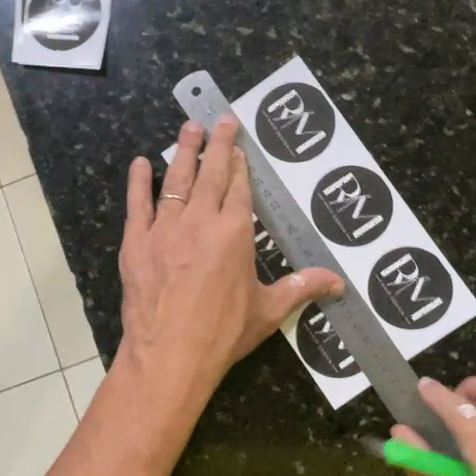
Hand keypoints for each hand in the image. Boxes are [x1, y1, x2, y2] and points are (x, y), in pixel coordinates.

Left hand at [116, 117, 343, 395]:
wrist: (169, 356)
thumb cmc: (222, 332)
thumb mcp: (268, 311)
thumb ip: (302, 288)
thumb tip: (339, 283)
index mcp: (234, 232)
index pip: (239, 188)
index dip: (239, 164)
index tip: (238, 145)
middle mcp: (200, 221)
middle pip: (210, 174)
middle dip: (217, 144)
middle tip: (219, 119)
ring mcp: (165, 229)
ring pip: (176, 180)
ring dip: (183, 152)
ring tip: (189, 128)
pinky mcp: (137, 242)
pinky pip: (138, 204)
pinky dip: (139, 182)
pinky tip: (140, 164)